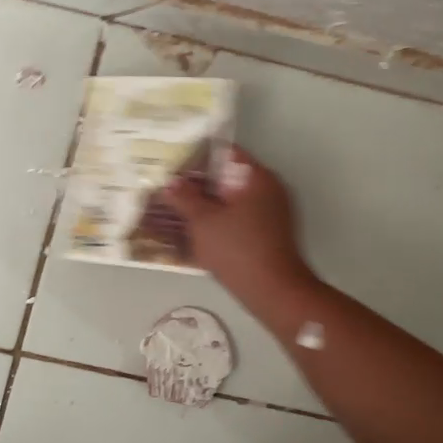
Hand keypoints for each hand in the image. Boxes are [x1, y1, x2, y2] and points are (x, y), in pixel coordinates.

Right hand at [161, 146, 314, 299]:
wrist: (272, 289)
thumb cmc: (236, 248)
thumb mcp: (202, 220)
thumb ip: (184, 197)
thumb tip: (170, 182)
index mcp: (258, 178)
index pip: (226, 154)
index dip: (198, 156)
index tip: (173, 163)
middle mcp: (270, 188)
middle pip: (229, 177)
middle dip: (199, 182)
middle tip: (169, 186)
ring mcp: (273, 211)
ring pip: (232, 198)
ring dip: (207, 202)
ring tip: (176, 207)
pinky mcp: (269, 231)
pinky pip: (239, 215)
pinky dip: (219, 217)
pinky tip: (196, 228)